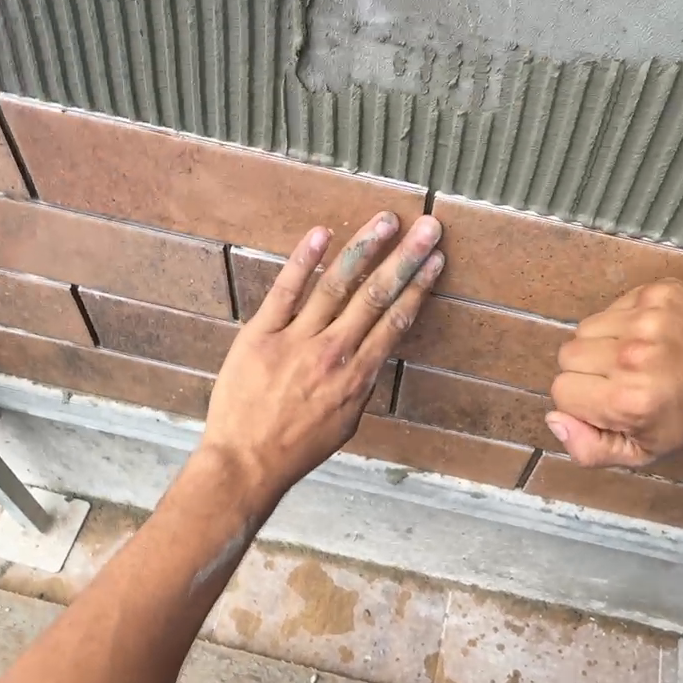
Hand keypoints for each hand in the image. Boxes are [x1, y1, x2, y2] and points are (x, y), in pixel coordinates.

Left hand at [198, 212, 444, 502]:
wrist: (247, 461)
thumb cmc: (297, 448)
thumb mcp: (346, 423)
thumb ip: (361, 384)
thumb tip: (371, 354)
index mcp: (357, 378)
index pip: (394, 322)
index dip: (418, 287)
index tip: (436, 260)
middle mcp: (332, 354)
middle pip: (375, 296)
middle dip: (405, 258)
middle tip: (427, 227)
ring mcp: (295, 341)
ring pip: (336, 285)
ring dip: (364, 248)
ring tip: (386, 221)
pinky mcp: (260, 335)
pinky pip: (285, 290)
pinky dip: (304, 260)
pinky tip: (322, 233)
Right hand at [545, 280, 682, 467]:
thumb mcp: (642, 453)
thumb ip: (589, 449)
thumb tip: (554, 419)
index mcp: (627, 401)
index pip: (561, 391)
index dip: (580, 401)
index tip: (608, 403)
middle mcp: (633, 356)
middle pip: (568, 357)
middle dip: (587, 371)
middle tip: (621, 379)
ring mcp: (648, 319)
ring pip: (585, 329)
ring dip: (601, 344)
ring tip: (635, 356)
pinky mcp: (659, 292)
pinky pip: (611, 307)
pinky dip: (622, 322)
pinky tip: (650, 336)